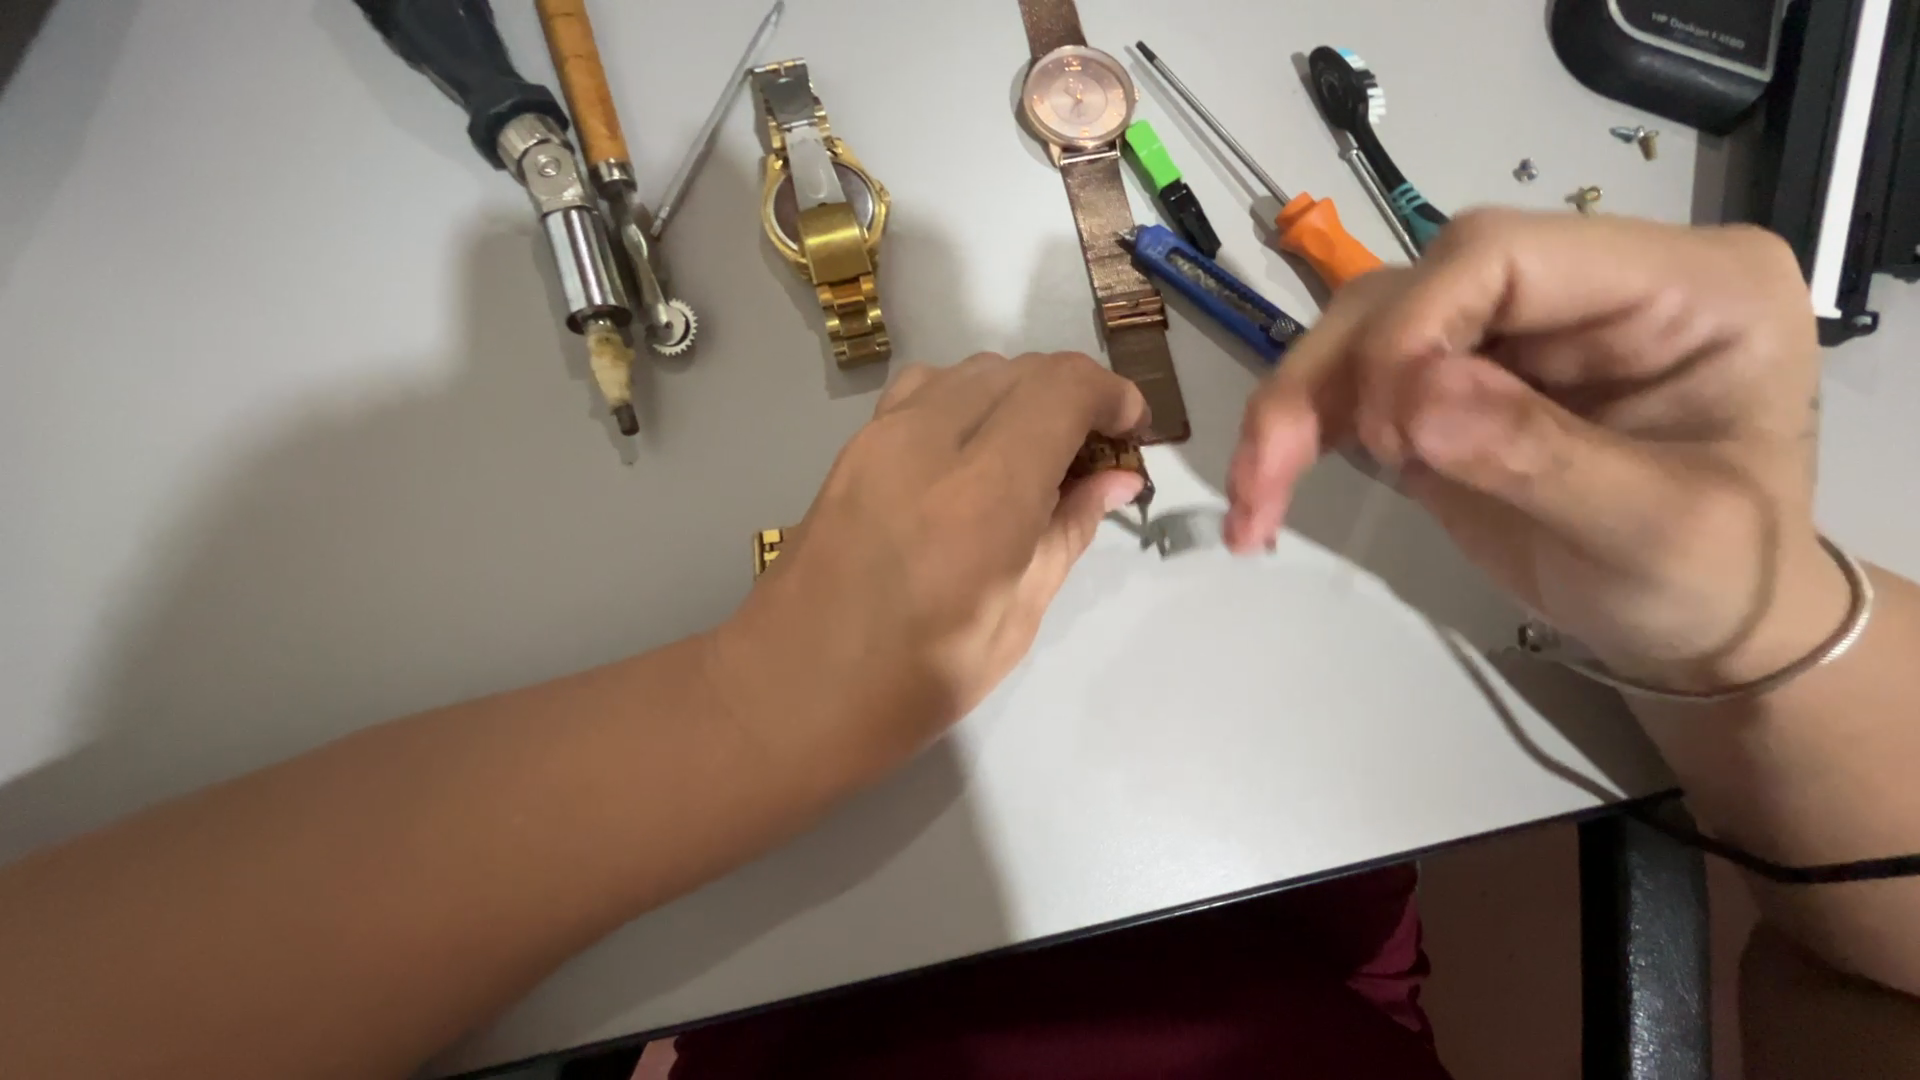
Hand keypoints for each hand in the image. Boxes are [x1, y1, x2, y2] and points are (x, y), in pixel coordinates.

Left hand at [713, 352, 1148, 792]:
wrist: (787, 691)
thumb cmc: (912, 683)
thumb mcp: (1014, 620)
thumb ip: (1067, 532)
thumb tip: (1116, 478)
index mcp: (981, 499)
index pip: (1063, 390)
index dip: (1112, 396)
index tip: (1130, 432)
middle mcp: (928, 445)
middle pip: (1022, 369)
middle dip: (1073, 394)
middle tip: (1090, 453)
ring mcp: (879, 438)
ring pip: (972, 368)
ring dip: (1020, 393)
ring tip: (1033, 452)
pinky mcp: (851, 446)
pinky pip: (924, 389)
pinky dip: (967, 398)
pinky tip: (971, 452)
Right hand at [1225, 210, 1845, 689]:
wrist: (1687, 620)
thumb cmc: (1710, 576)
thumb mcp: (1656, 527)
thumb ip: (1538, 454)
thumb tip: (1407, 405)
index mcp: (1668, 285)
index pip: (1498, 255)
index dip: (1413, 328)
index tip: (1388, 436)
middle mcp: (1566, 292)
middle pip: (1400, 294)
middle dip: (1323, 383)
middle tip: (1268, 473)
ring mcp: (1494, 340)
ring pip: (1351, 340)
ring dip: (1287, 418)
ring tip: (1251, 503)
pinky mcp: (1438, 390)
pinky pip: (1342, 394)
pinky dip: (1290, 445)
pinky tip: (1258, 500)